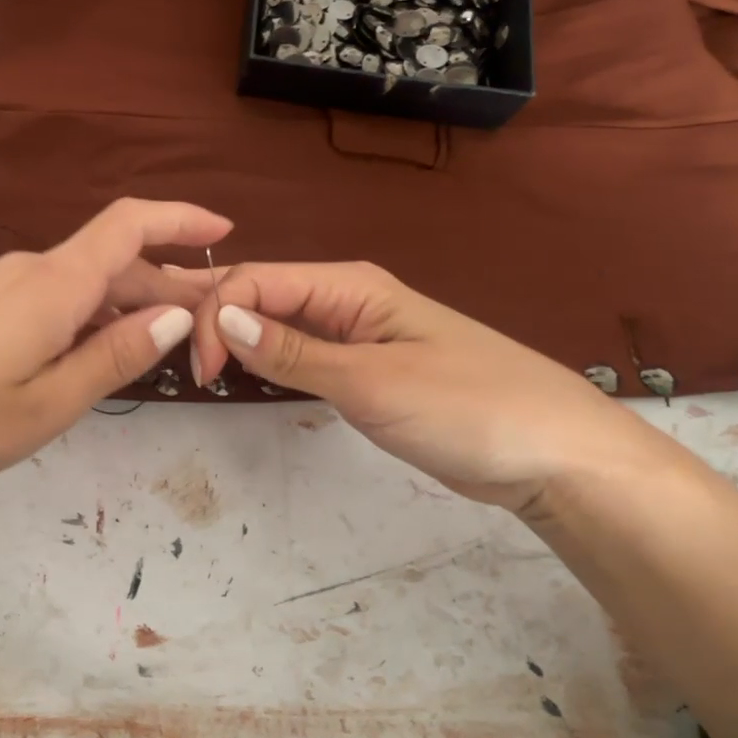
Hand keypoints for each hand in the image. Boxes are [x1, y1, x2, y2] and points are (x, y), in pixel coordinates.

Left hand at [0, 199, 230, 491]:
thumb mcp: (49, 404)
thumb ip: (114, 356)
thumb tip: (173, 314)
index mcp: (53, 286)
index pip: (128, 224)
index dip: (180, 218)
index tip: (225, 231)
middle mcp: (28, 271)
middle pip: (112, 258)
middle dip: (166, 285)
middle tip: (205, 332)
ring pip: (82, 281)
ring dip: (127, 304)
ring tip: (161, 348)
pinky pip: (52, 296)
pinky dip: (88, 315)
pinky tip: (96, 353)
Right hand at [191, 262, 654, 513]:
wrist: (555, 454)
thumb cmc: (467, 407)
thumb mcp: (370, 381)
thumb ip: (291, 352)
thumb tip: (220, 319)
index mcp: (348, 285)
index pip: (254, 282)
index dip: (215, 316)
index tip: (203, 372)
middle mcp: (345, 299)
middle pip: (259, 294)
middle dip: (213, 317)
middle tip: (182, 360)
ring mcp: (354, 334)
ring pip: (275, 322)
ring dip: (234, 336)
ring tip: (196, 361)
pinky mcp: (362, 369)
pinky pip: (298, 352)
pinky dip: (264, 358)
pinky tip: (242, 369)